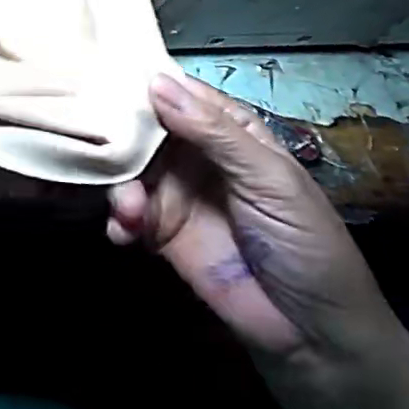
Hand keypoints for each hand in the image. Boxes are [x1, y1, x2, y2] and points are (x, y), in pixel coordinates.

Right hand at [106, 73, 400, 372]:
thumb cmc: (303, 238)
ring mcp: (175, 192)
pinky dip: (119, 220)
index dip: (144, 83)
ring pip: (129, 170)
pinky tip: (124, 231)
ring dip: (120, 184)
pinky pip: (128, 215)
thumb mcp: (268, 177)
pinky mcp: (160, 232)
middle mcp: (194, 152)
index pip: (178, 92)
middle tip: (96, 142)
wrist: (312, 333)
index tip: (103, 75)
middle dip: (119, 135)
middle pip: (143, 128)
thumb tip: (156, 82)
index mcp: (226, 128)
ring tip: (128, 207)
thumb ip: (212, 132)